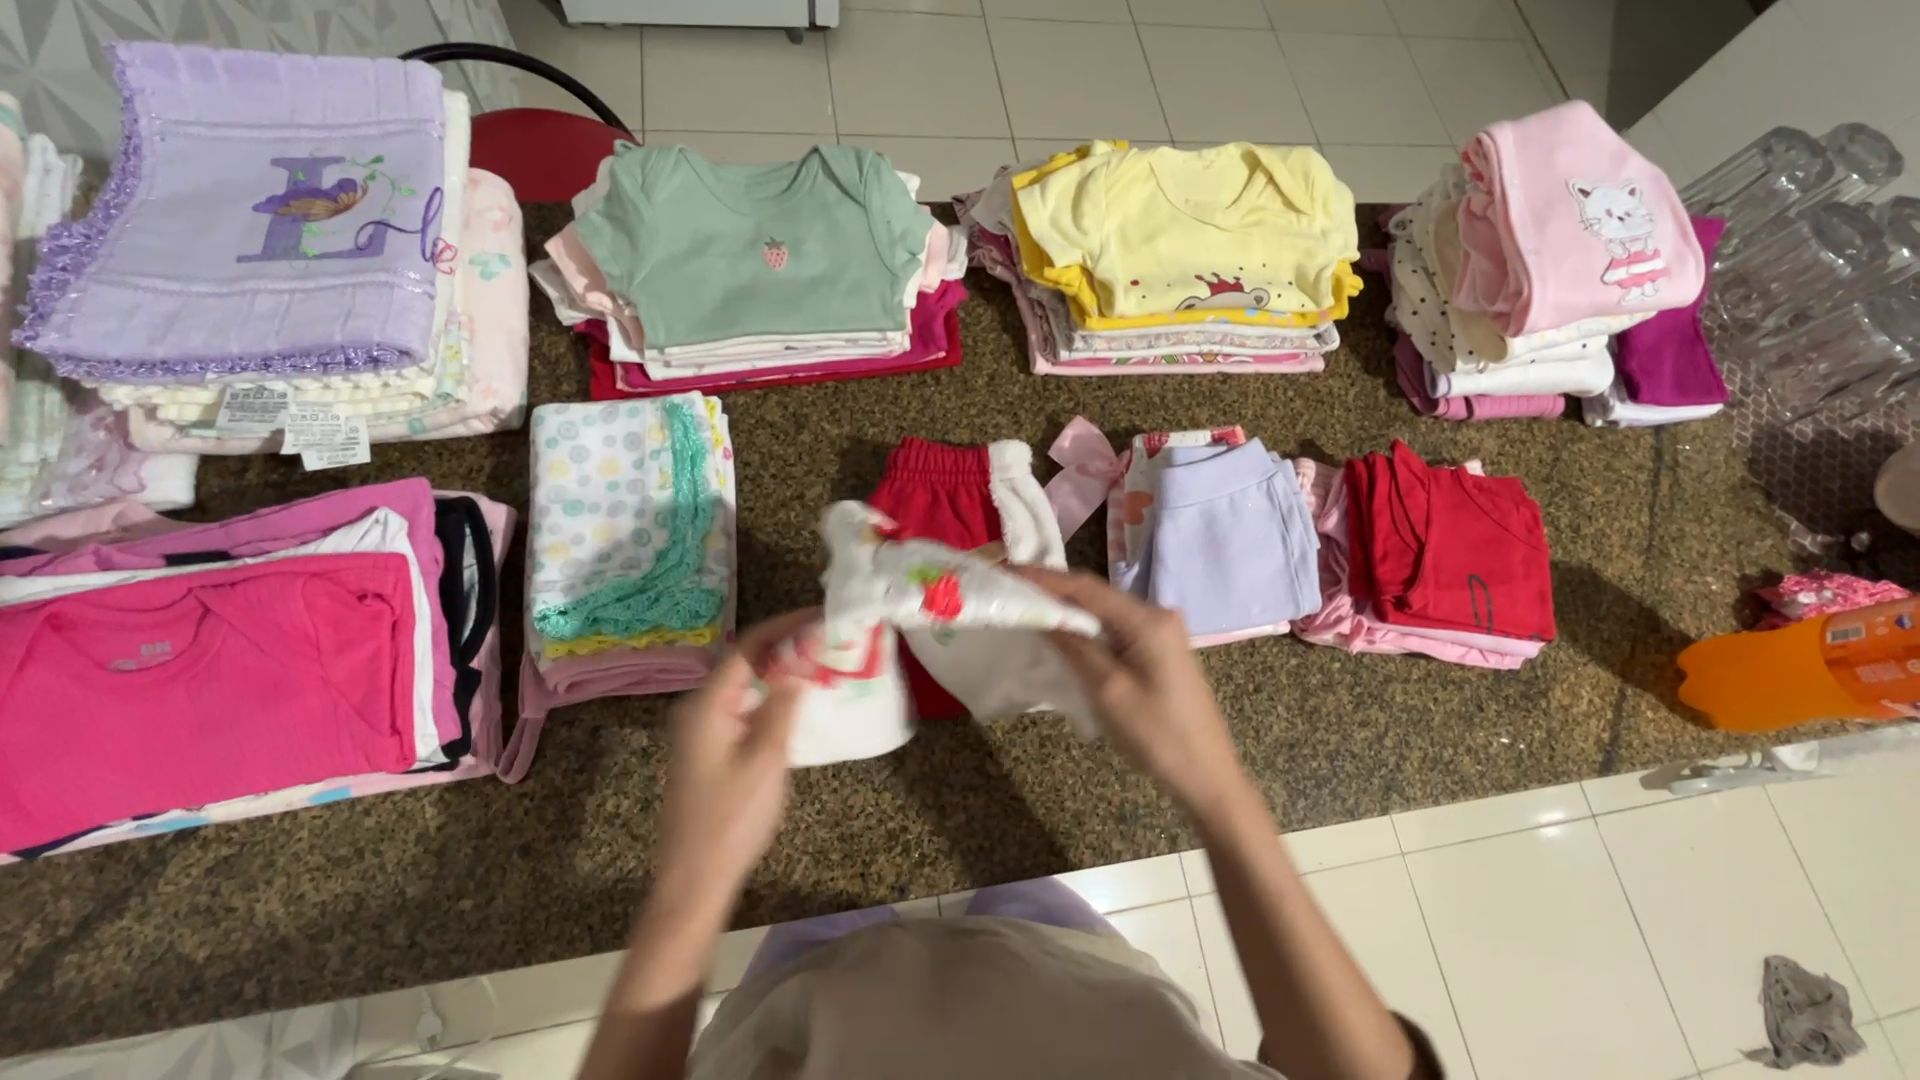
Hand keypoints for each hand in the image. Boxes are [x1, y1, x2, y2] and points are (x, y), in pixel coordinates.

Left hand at [655, 609, 817, 908]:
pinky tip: (798, 704)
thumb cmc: (730, 820)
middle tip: (828, 640)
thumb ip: (783, 706)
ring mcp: (701, 730)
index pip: (749, 646)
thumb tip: (799, 664)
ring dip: (781, 672)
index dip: (785, 625)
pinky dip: (772, 698)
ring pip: (746, 685)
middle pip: (746, 661)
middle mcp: (698, 708)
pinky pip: (744, 708)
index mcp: (707, 704)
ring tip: (821, 664)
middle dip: (787, 646)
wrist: (692, 880)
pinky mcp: (709, 749)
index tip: (822, 616)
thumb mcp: (766, 759)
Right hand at [1023, 568, 1249, 817]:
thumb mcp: (1108, 691)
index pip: (1087, 588)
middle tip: (1012, 590)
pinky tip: (1065, 634)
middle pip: (1096, 595)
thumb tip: (1043, 614)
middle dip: (1054, 591)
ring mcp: (1162, 633)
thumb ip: (1075, 646)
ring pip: (1105, 612)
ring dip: (1069, 611)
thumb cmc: (1158, 737)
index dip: (1045, 578)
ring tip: (1029, 609)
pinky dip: (1088, 629)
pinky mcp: (1160, 651)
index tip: (1008, 571)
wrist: (1208, 776)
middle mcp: (1158, 616)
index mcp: (1148, 620)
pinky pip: (1116, 629)